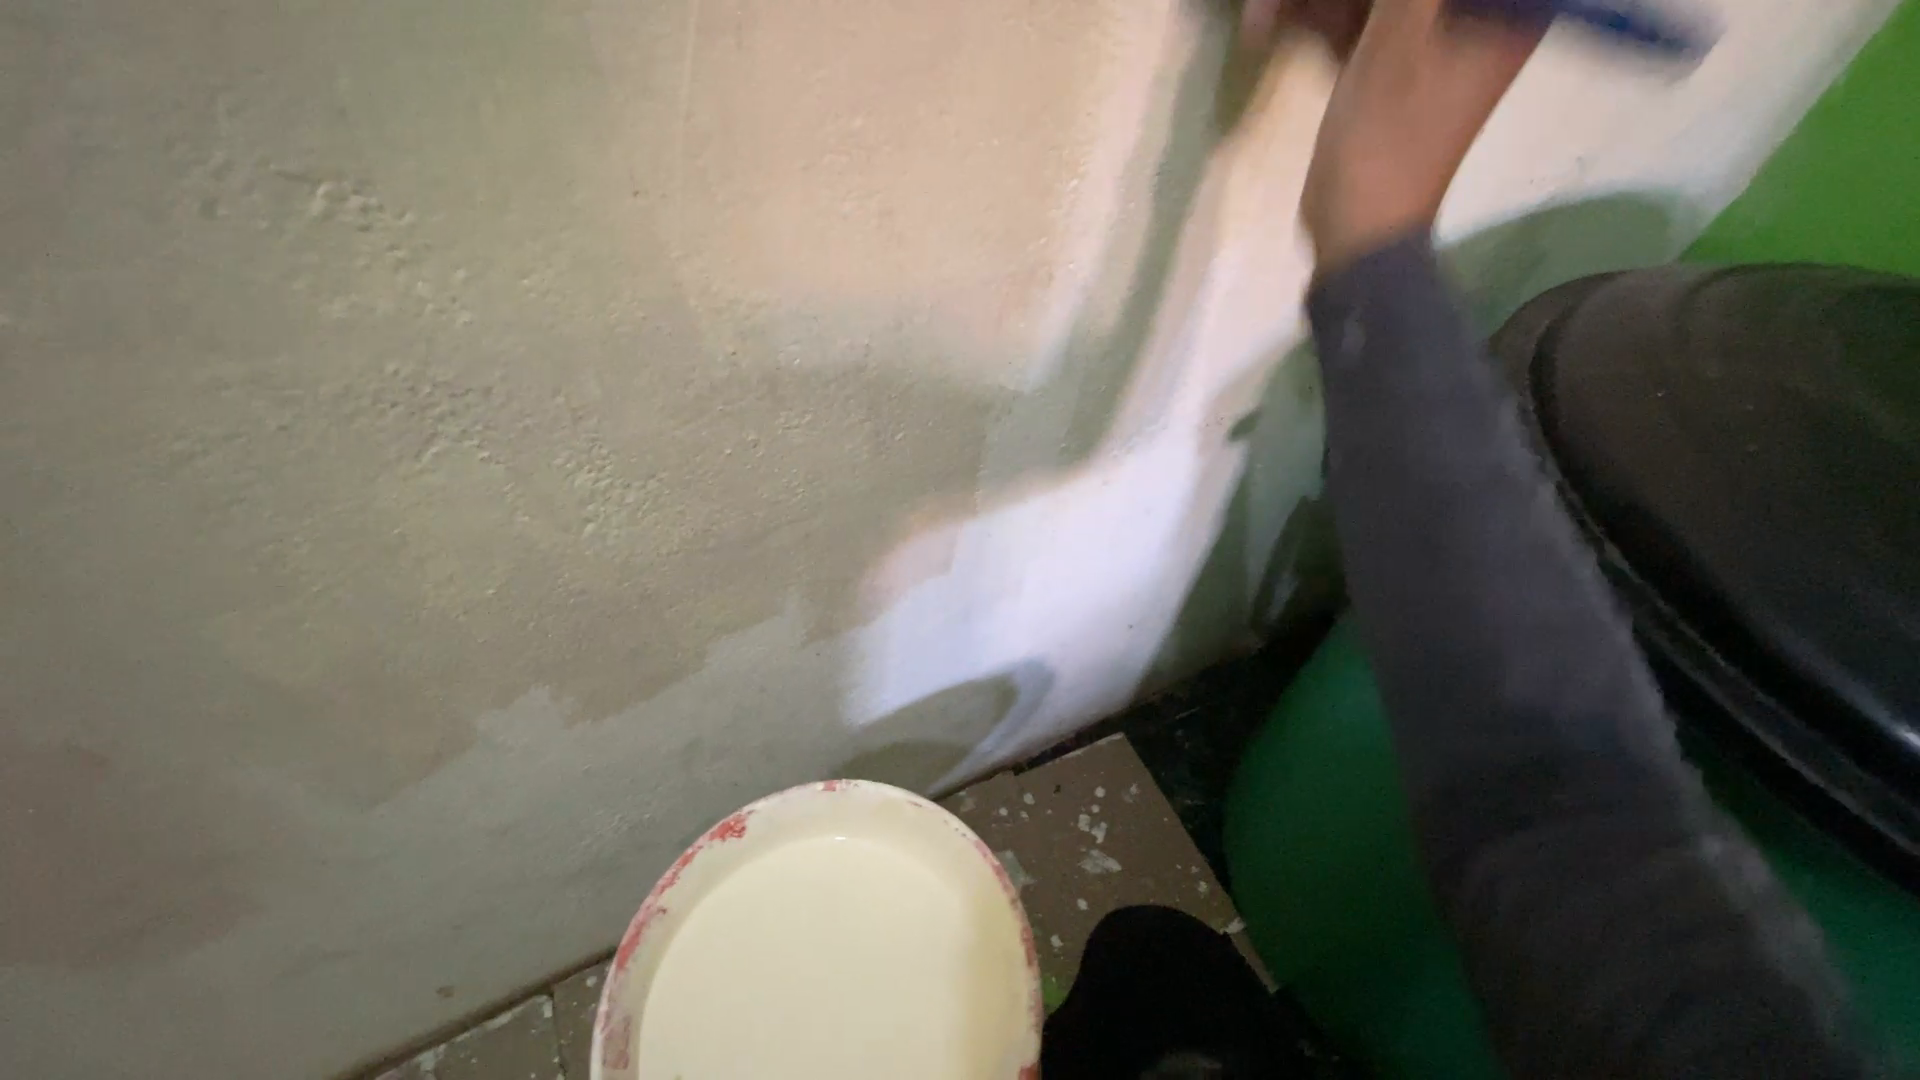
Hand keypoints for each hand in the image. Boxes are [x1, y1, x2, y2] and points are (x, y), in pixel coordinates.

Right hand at [1242, 0, 1544, 271]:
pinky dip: (1311, 19)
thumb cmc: (1386, 145)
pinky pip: (1349, 22)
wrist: (1356, 234)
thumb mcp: (1397, 44)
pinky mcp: (1383, 64)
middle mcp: (1472, 13)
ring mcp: (1424, 39)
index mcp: (1503, 5)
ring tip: (1262, 11)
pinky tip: (1267, 22)